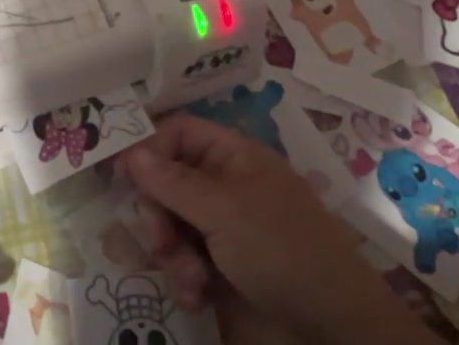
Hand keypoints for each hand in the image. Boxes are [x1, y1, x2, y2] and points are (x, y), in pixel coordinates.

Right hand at [118, 114, 438, 344]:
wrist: (334, 330)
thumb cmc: (283, 251)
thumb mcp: (225, 210)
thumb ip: (171, 181)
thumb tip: (128, 151)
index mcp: (234, 159)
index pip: (179, 134)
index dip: (150, 148)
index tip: (125, 176)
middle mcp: (224, 189)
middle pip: (165, 182)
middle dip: (156, 212)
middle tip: (158, 239)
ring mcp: (222, 232)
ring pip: (168, 226)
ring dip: (169, 252)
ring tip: (188, 276)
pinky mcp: (219, 272)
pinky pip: (181, 262)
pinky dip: (183, 278)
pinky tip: (197, 296)